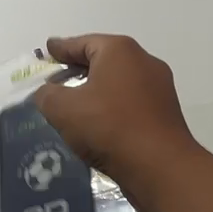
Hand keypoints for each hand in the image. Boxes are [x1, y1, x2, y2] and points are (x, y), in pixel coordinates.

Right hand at [34, 34, 204, 205]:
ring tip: (75, 102)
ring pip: (119, 81)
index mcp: (119, 51)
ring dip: (97, 88)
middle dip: (79, 67)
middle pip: (104, 59)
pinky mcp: (166, 113)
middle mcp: (143, 62)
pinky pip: (131, 101)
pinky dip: (113, 105)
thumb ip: (47, 95)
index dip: (61, 48)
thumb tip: (47, 93)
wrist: (161, 168)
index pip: (82, 43)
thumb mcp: (62, 109)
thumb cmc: (108, 127)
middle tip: (57, 75)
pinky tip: (99, 121)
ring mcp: (159, 88)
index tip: (47, 49)